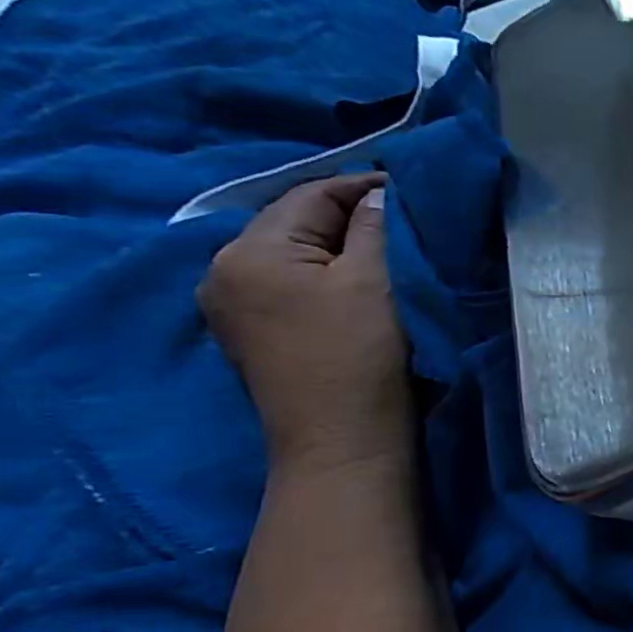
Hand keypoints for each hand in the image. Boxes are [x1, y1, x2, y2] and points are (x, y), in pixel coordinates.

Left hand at [199, 174, 410, 470]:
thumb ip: (375, 226)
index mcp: (247, 252)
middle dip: (349, 218)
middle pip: (295, 224)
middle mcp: (224, 272)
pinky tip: (356, 284)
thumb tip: (379, 194)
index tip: (408, 188)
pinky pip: (290, 285)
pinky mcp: (253, 336)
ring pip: (294, 256)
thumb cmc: (359, 357)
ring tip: (386, 250)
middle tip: (403, 219)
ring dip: (339, 248)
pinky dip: (325, 276)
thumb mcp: (373, 281)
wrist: (343, 445)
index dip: (362, 187)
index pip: (310, 195)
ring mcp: (234, 308)